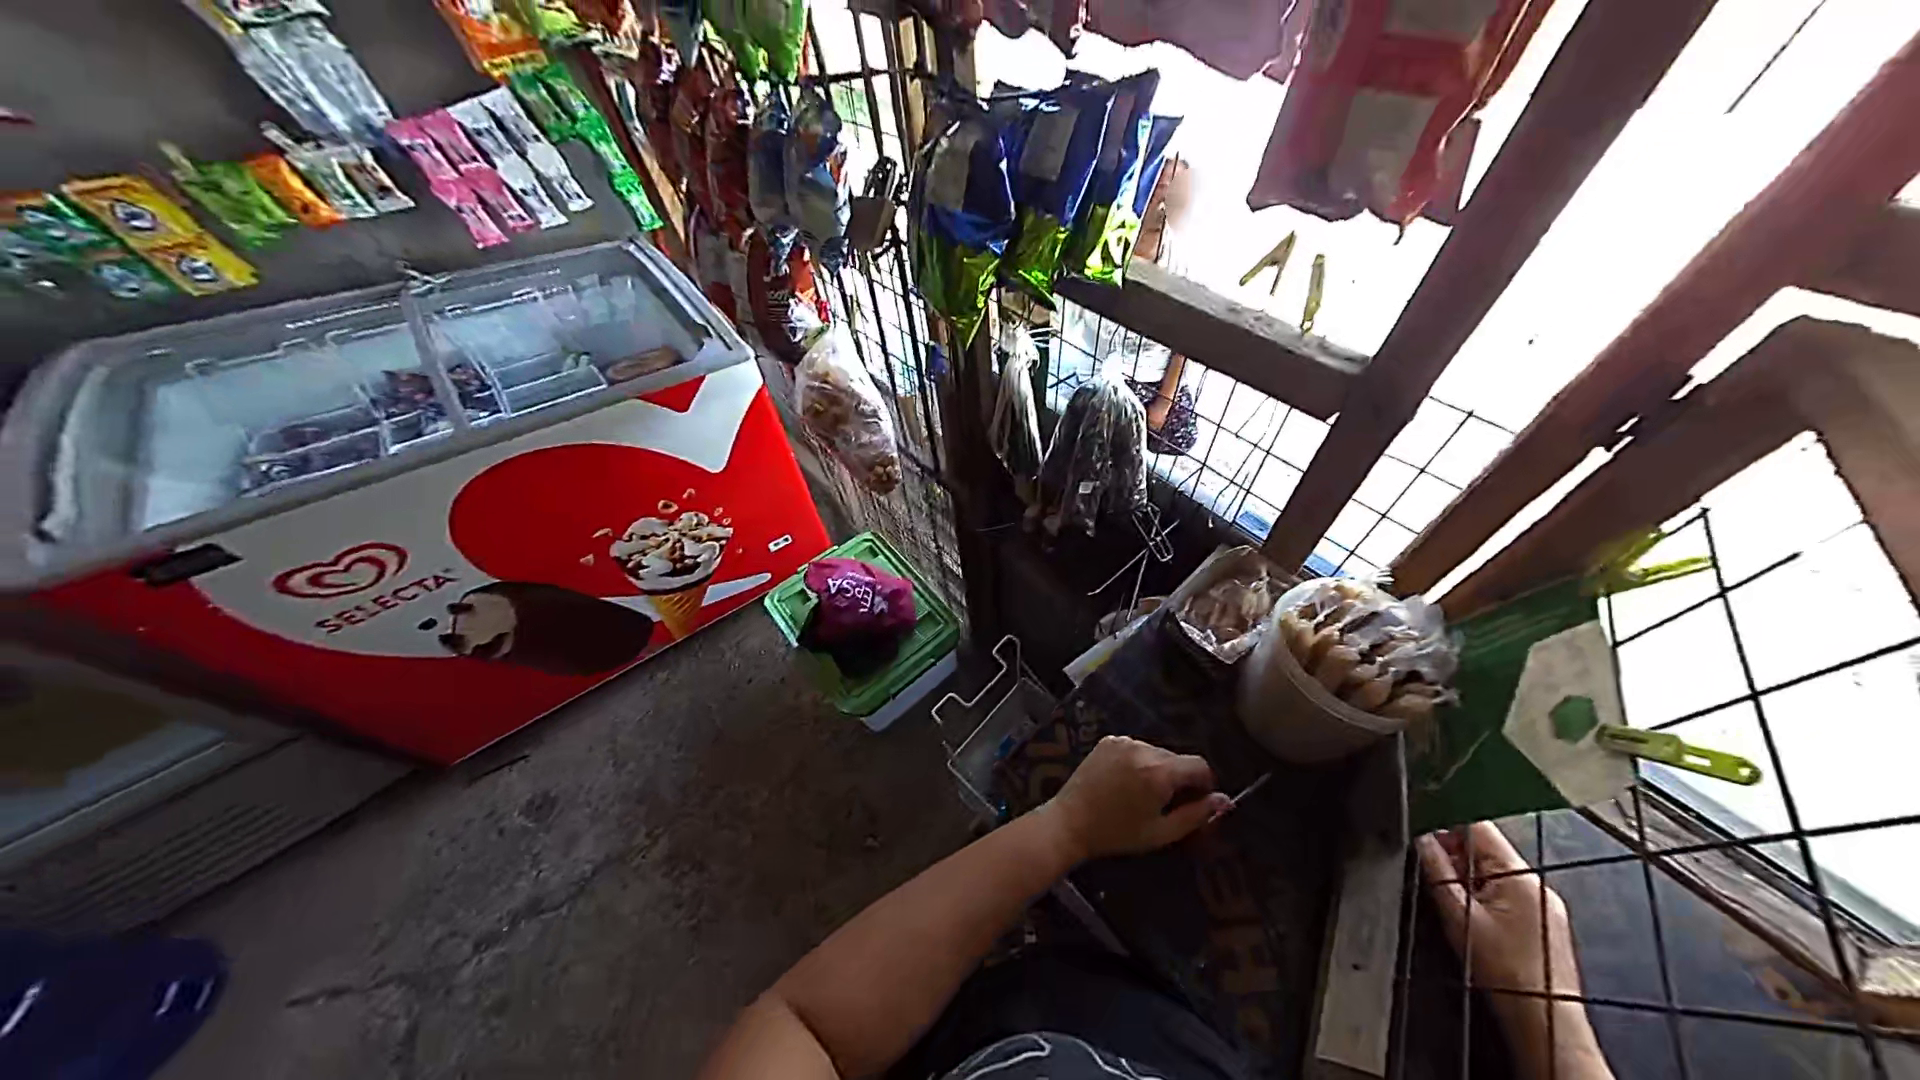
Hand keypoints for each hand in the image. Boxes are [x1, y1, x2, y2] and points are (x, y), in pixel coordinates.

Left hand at [1042, 736, 1230, 862]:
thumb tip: (1225, 801)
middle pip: (1177, 759)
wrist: (1071, 822)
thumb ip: (1197, 815)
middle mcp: (1143, 749)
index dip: (1203, 784)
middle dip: (1179, 779)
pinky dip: (1138, 762)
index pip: (1199, 765)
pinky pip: (1136, 748)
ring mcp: (1123, 742)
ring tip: (1142, 794)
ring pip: (1156, 752)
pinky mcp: (1108, 741)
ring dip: (1158, 769)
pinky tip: (1125, 782)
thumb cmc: (1118, 833)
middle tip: (1166, 804)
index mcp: (1159, 771)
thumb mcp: (1162, 832)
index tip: (1195, 802)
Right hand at [1419, 822, 1612, 1079]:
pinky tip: (1468, 913)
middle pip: (1484, 848)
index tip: (1419, 821)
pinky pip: (1504, 890)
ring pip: (1492, 870)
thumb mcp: (1457, 914)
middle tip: (1429, 869)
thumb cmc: (1503, 970)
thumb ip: (1437, 869)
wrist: (1544, 1022)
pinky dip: (1480, 893)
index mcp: (1518, 875)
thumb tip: (1420, 837)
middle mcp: (1535, 884)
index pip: (1477, 826)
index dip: (1445, 819)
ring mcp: (1542, 903)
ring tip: (1450, 899)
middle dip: (1452, 853)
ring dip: (1465, 875)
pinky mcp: (1542, 921)